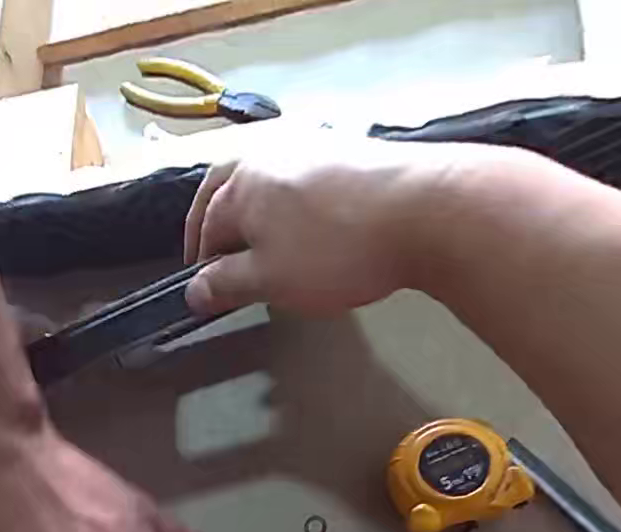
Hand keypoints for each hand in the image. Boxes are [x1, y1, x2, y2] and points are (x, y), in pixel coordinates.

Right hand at [183, 138, 506, 316]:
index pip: (206, 227)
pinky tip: (301, 230)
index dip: (201, 265)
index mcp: (242, 183)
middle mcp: (270, 154)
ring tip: (257, 248)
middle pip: (226, 191)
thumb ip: (225, 284)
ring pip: (265, 184)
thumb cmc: (332, 251)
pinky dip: (287, 208)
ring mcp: (313, 146)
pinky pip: (300, 182)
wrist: (426, 212)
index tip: (205, 296)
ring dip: (251, 215)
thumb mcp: (267, 280)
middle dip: (215, 227)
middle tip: (213, 259)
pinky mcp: (349, 153)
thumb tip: (194, 291)